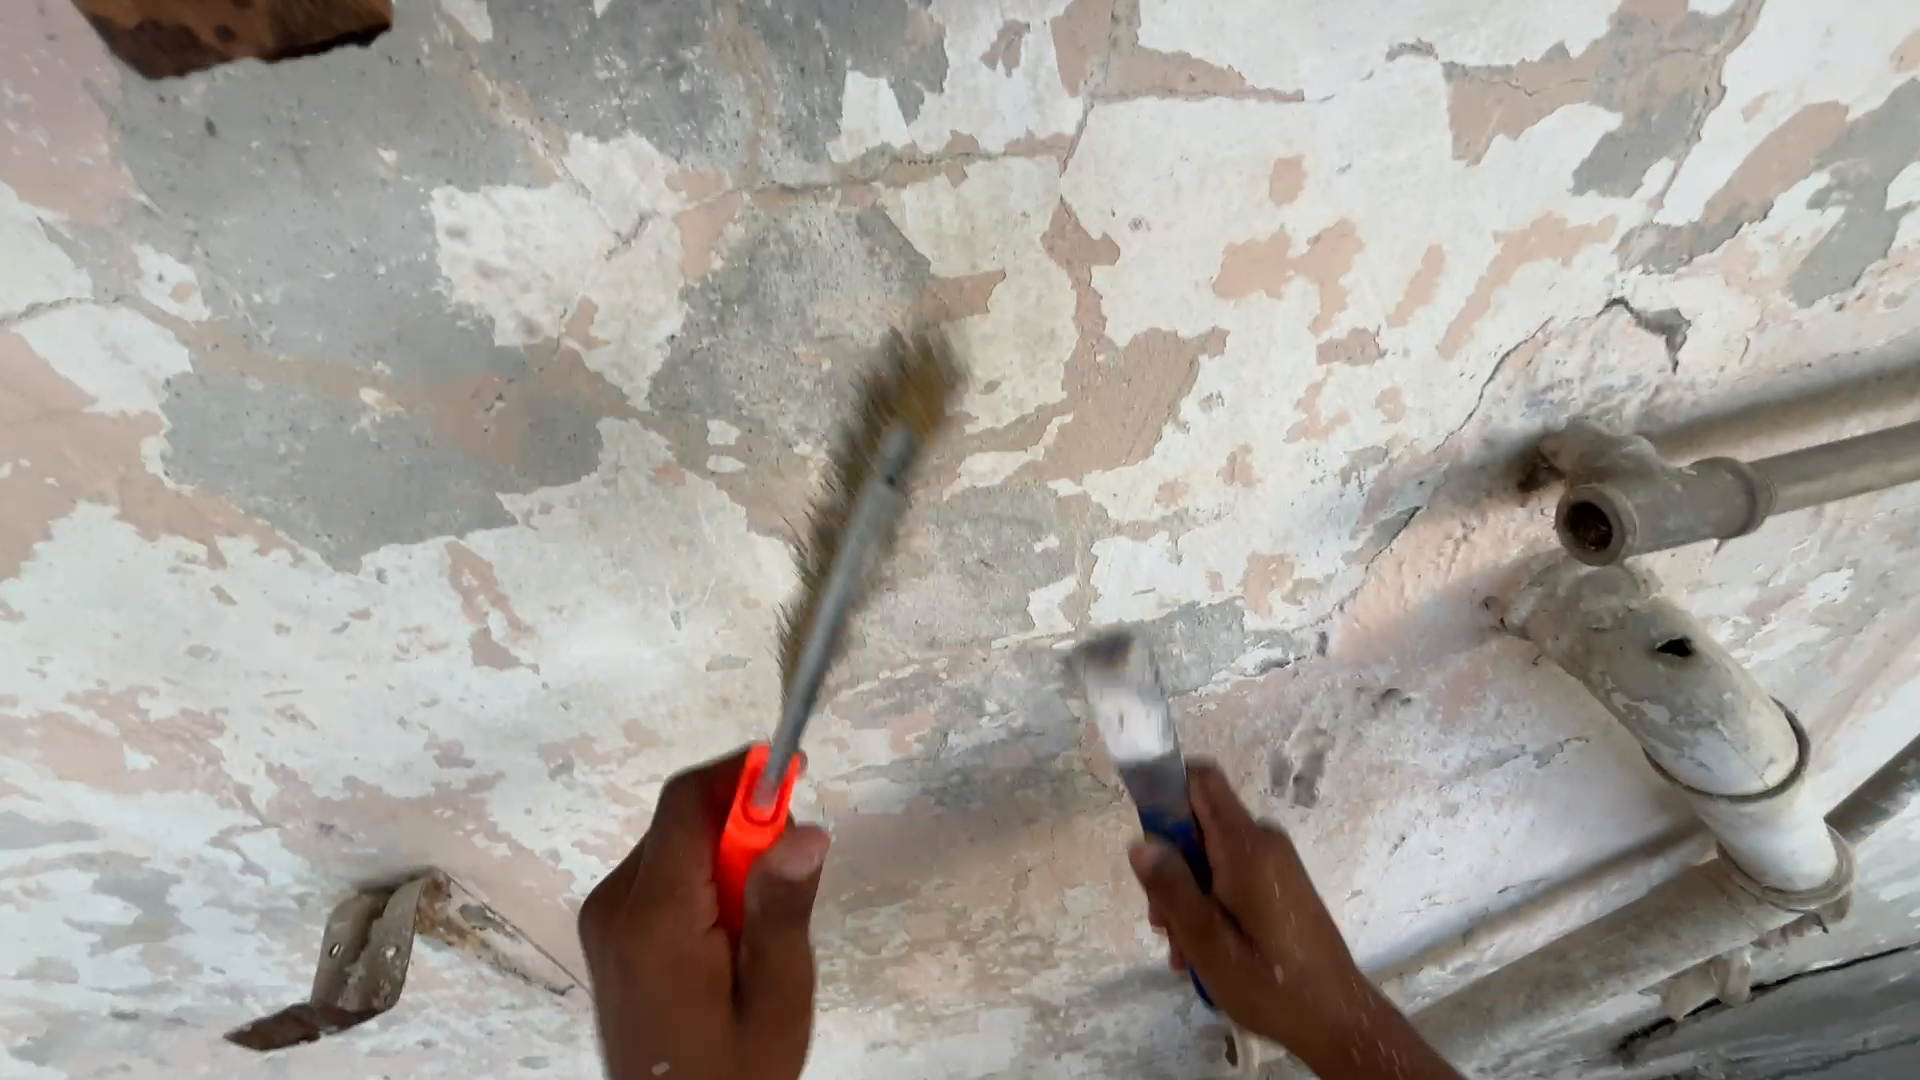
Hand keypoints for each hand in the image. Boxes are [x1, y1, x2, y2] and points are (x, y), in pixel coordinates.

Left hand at [579, 749, 831, 1079]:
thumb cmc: (736, 1072)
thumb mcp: (777, 997)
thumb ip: (783, 910)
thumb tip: (807, 829)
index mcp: (654, 917)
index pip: (688, 801)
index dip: (742, 772)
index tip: (795, 771)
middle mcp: (615, 904)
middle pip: (685, 818)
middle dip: (745, 820)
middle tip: (791, 864)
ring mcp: (606, 917)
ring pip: (679, 839)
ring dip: (730, 848)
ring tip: (762, 912)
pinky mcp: (612, 929)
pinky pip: (667, 867)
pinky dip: (709, 871)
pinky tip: (732, 923)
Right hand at [1129, 764, 1463, 1078]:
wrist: (1342, 1024)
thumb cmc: (1272, 985)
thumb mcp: (1208, 943)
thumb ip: (1172, 888)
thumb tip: (1139, 843)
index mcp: (1245, 844)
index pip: (1200, 780)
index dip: (1165, 794)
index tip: (1148, 839)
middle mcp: (1261, 839)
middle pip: (1196, 823)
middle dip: (1171, 866)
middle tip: (1164, 923)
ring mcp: (1273, 859)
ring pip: (1208, 853)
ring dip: (1188, 893)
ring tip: (1186, 949)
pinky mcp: (1278, 880)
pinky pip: (1229, 871)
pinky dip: (1210, 901)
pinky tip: (1206, 948)